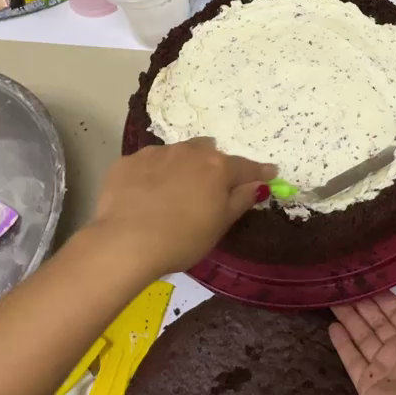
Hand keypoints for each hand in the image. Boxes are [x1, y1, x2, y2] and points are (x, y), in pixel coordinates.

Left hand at [88, 137, 274, 276]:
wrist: (125, 242)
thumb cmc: (182, 239)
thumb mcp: (219, 226)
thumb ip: (240, 200)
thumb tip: (258, 184)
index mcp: (216, 167)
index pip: (245, 168)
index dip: (258, 172)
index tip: (269, 172)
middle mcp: (188, 152)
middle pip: (207, 152)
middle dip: (212, 165)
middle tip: (207, 189)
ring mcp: (154, 154)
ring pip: (176, 154)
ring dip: (180, 168)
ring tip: (171, 194)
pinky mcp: (127, 162)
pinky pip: (146, 165)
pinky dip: (150, 176)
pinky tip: (144, 197)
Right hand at [330, 278, 395, 394]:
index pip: (394, 310)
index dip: (380, 295)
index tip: (364, 278)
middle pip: (375, 321)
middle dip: (360, 304)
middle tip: (341, 285)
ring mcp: (382, 367)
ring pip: (361, 337)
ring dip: (348, 319)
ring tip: (332, 300)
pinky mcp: (367, 385)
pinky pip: (352, 360)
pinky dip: (342, 344)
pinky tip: (332, 327)